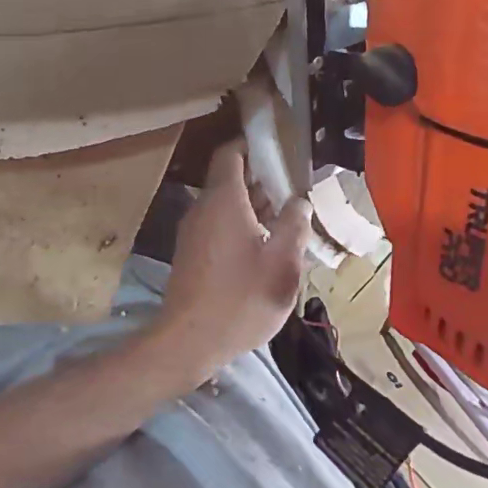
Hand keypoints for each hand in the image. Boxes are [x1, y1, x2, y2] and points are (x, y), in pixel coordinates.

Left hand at [141, 141, 309, 387]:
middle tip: (294, 191)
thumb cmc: (240, 299)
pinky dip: (241, 225)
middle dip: (262, 180)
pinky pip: (218, 226)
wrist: (188, 342)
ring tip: (286, 220)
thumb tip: (299, 202)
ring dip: (254, 206)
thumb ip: (294, 226)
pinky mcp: (191, 255)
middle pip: (230, 179)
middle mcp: (203, 209)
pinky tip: (264, 247)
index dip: (253, 146)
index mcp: (223, 201)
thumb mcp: (281, 264)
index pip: (231, 154)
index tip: (279, 152)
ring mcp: (193, 233)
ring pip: (225, 205)